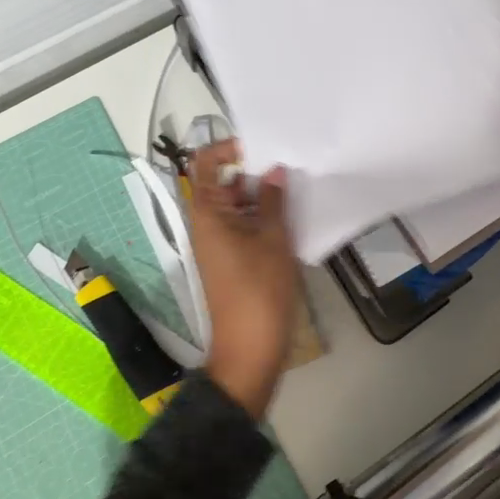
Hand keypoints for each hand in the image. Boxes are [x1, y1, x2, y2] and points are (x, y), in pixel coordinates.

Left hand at [186, 139, 297, 417]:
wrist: (249, 351)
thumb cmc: (259, 291)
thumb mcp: (273, 240)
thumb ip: (274, 200)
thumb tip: (274, 171)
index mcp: (207, 212)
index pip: (204, 163)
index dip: (228, 148)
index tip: (261, 147)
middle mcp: (205, 223)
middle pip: (222, 182)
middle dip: (252, 172)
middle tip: (288, 166)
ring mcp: (216, 242)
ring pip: (235, 204)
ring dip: (260, 195)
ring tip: (295, 187)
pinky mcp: (229, 258)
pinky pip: (241, 224)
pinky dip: (261, 216)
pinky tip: (290, 216)